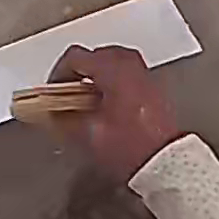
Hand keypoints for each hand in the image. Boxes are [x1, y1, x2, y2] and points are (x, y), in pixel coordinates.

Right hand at [46, 46, 180, 180]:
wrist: (166, 162)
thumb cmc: (131, 147)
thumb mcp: (88, 134)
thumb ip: (63, 118)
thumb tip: (51, 112)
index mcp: (113, 70)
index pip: (76, 57)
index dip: (58, 73)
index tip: (52, 89)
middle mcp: (130, 65)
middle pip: (94, 55)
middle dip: (77, 72)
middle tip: (65, 92)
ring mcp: (144, 74)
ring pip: (111, 62)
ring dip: (94, 76)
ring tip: (83, 98)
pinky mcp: (152, 86)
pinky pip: (125, 72)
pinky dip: (110, 81)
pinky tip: (104, 102)